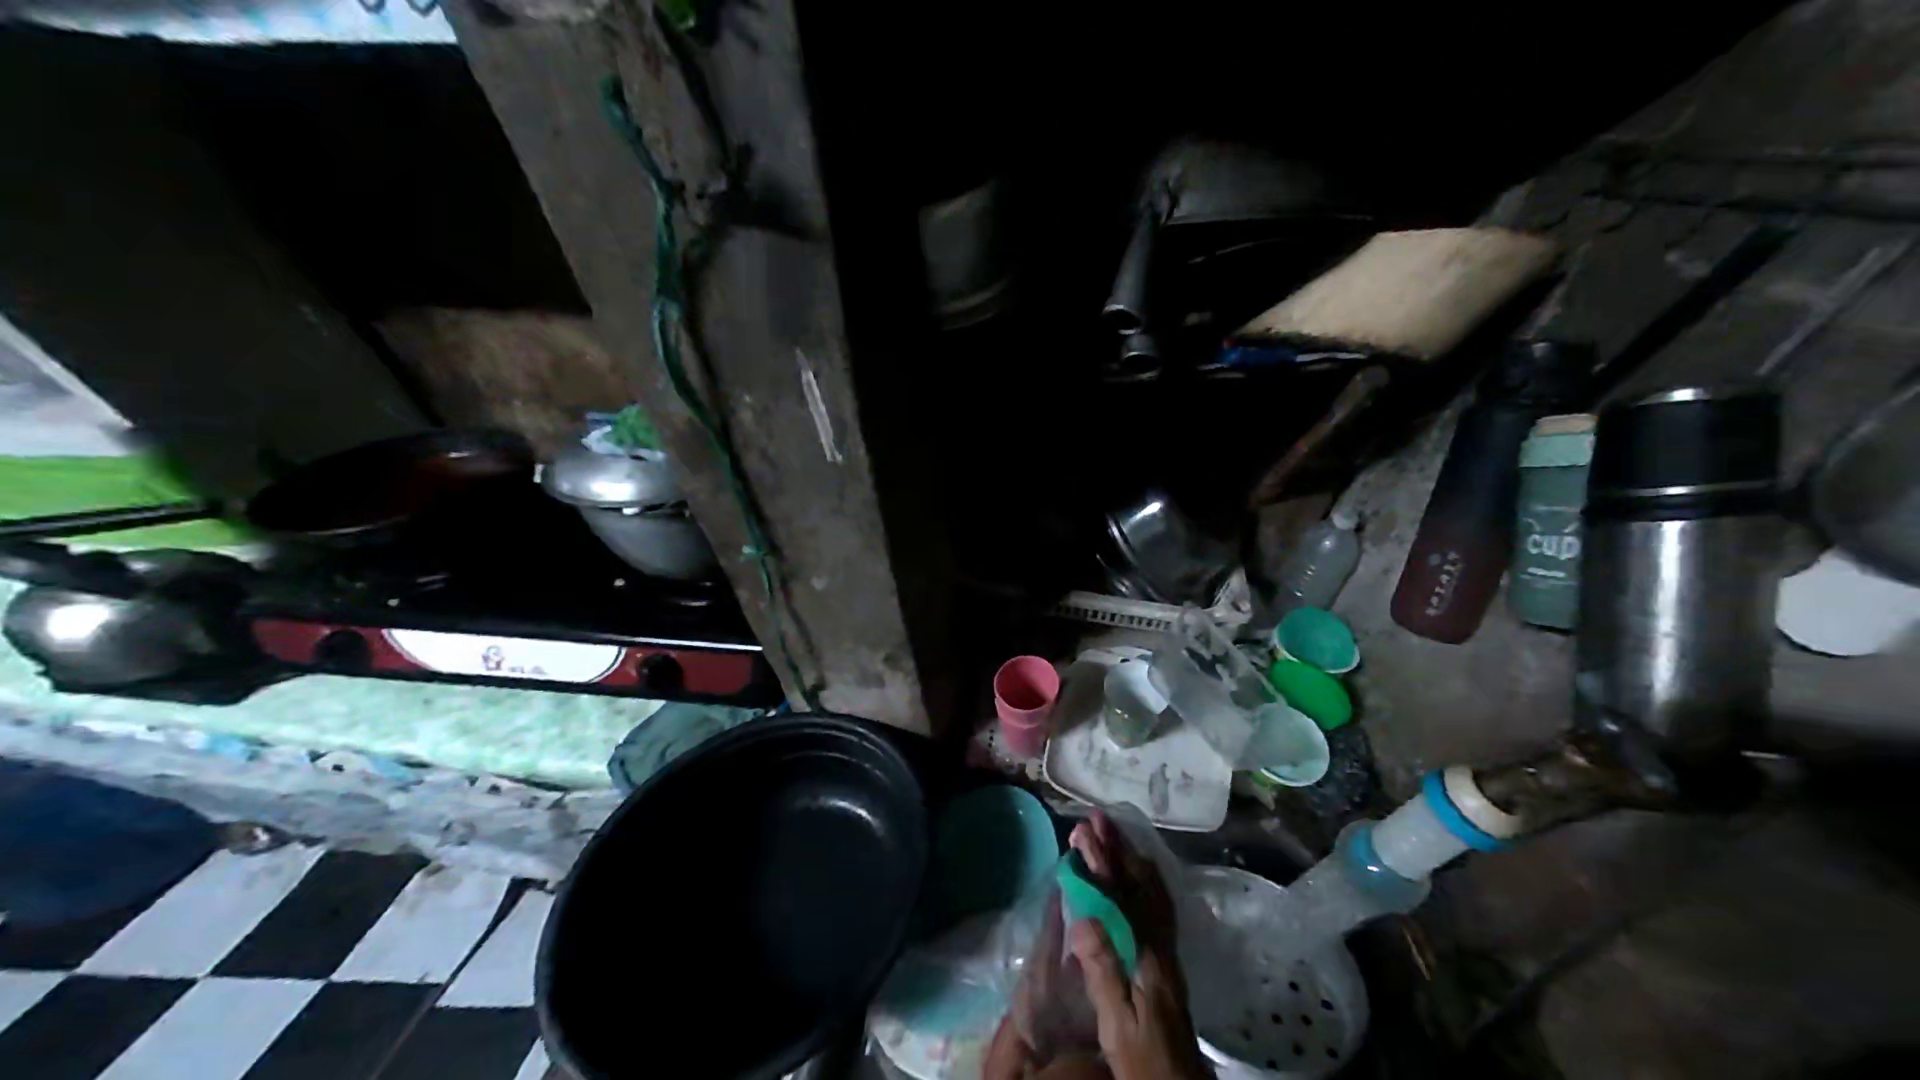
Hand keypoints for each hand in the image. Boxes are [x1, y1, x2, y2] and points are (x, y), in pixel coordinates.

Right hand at [1066, 814, 1211, 1079]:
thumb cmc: (1144, 1058)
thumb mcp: (1117, 1023)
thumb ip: (1103, 970)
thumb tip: (1082, 916)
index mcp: (1147, 956)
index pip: (1121, 898)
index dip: (1102, 864)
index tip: (1083, 834)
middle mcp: (1161, 944)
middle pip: (1139, 886)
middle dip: (1117, 849)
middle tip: (1095, 818)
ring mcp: (1167, 949)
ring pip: (1151, 891)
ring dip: (1130, 858)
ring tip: (1112, 832)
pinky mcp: (1167, 957)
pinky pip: (1157, 904)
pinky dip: (1144, 878)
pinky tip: (1136, 872)